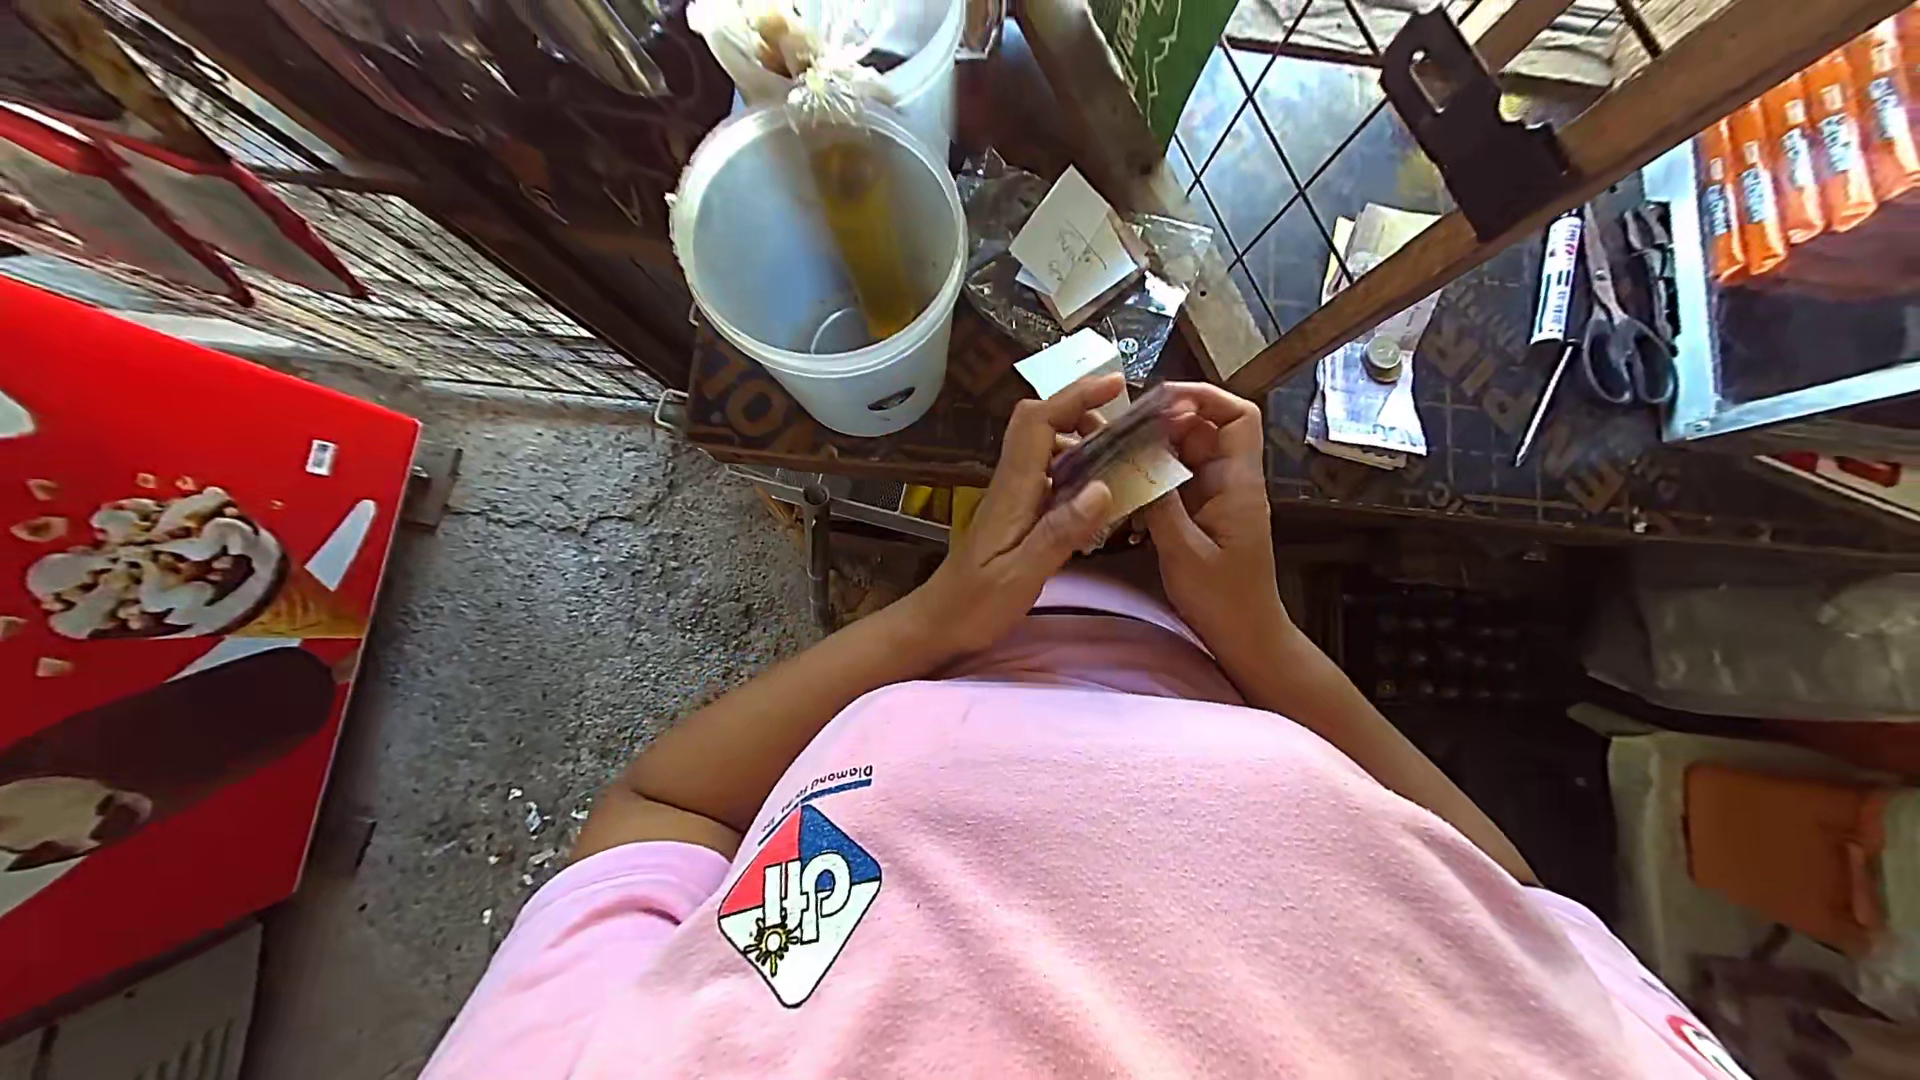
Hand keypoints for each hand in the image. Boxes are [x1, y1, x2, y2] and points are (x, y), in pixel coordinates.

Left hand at [903, 374, 1121, 657]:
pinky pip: (1048, 474)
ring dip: (1081, 439)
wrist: (938, 622)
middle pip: (1039, 424)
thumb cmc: (975, 604)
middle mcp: (1011, 483)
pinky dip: (1076, 468)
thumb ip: (1060, 533)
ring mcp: (1012, 496)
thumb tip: (1103, 487)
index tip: (1114, 384)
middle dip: (1082, 411)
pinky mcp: (1017, 512)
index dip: (1075, 396)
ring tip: (1120, 457)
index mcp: (1012, 490)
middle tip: (1125, 430)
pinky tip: (1097, 493)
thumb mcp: (1021, 575)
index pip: (1038, 423)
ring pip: (1045, 447)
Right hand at [1143, 383, 1288, 665]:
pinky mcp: (1201, 514)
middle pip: (1203, 431)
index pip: (1237, 417)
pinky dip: (1153, 480)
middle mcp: (1229, 482)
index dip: (1205, 397)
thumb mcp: (1184, 552)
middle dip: (1164, 424)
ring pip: (1185, 456)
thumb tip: (1137, 462)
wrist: (1244, 635)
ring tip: (1116, 455)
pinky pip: (1176, 483)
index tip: (1161, 400)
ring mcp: (1215, 498)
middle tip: (1121, 430)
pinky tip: (1127, 492)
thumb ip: (1160, 505)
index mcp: (1238, 484)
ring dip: (1154, 453)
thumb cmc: (1222, 599)